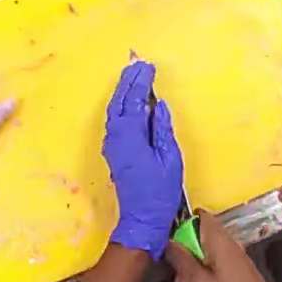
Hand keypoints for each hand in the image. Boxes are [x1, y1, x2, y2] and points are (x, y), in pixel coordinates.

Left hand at [102, 60, 183, 257]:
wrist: (141, 217)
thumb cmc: (160, 191)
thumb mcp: (169, 158)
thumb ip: (161, 129)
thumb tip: (157, 106)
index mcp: (130, 136)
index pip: (134, 102)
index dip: (140, 83)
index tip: (147, 67)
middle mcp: (115, 137)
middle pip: (119, 102)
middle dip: (128, 82)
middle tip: (137, 64)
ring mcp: (112, 145)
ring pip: (114, 111)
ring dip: (123, 92)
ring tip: (133, 76)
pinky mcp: (114, 152)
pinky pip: (115, 121)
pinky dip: (121, 106)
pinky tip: (129, 101)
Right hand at [167, 215, 281, 281]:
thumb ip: (181, 260)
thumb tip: (167, 240)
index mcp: (219, 242)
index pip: (200, 217)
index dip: (181, 224)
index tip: (167, 243)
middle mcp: (224, 251)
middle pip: (193, 250)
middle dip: (182, 272)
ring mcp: (228, 269)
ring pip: (198, 273)